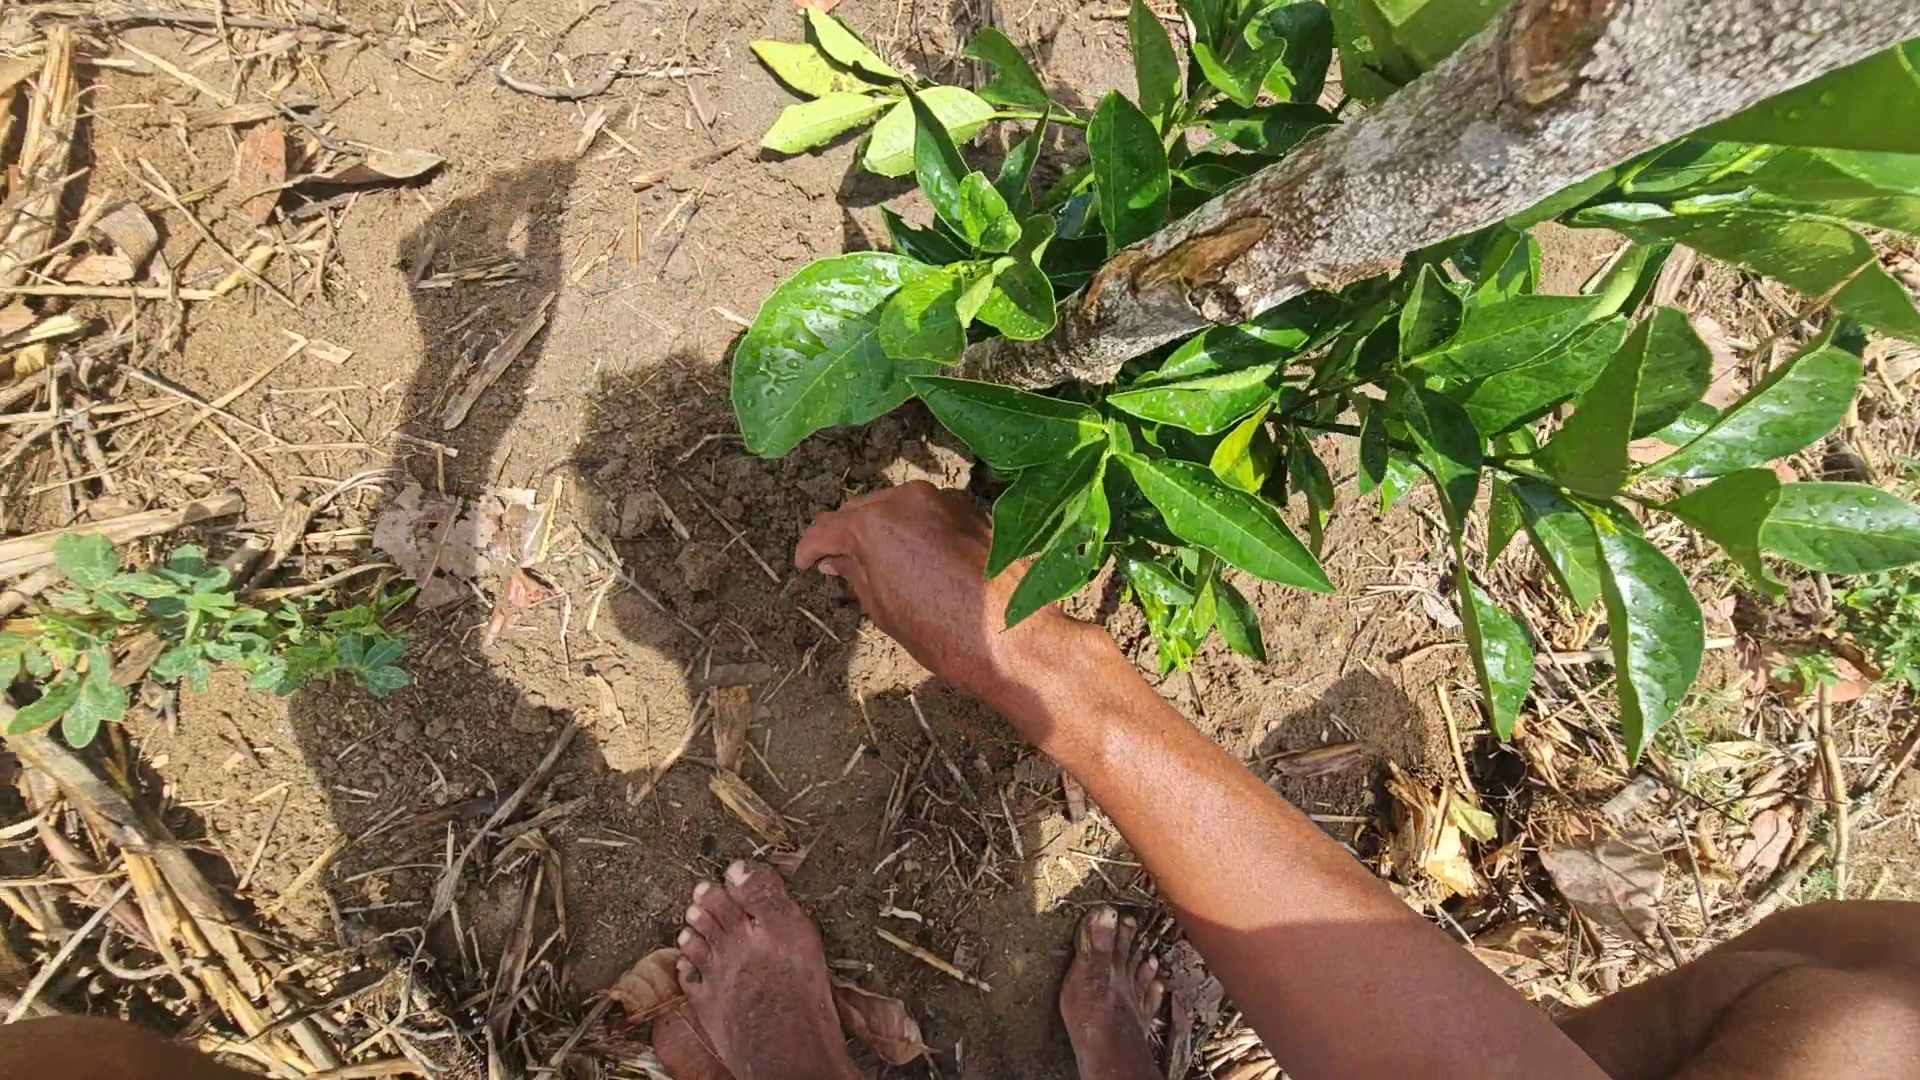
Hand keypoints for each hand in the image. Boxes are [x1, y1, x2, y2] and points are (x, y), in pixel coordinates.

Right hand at [793, 482, 1082, 707]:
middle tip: (836, 564)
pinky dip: (917, 530)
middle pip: (863, 511)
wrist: (1018, 642)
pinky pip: (931, 514)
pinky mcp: (975, 510)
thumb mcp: (884, 610)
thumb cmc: (947, 637)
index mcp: (877, 522)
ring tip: (878, 564)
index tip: (805, 564)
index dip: (810, 548)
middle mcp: (911, 498)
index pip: (828, 527)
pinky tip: (917, 559)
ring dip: (884, 531)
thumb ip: (853, 573)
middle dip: (847, 536)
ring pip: (899, 508)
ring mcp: (947, 500)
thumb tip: (836, 558)